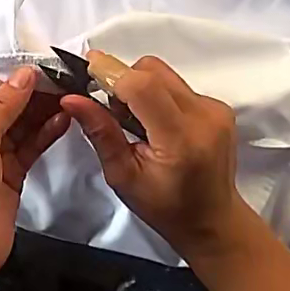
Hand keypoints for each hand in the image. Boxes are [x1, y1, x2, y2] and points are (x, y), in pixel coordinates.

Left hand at [0, 67, 70, 280]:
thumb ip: (2, 107)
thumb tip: (25, 73)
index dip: (19, 80)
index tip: (53, 70)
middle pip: (9, 106)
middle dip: (36, 96)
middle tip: (71, 84)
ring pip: (22, 126)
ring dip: (44, 113)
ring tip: (74, 98)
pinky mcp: (11, 175)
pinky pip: (30, 147)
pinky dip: (46, 134)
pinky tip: (65, 121)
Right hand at [59, 53, 256, 256]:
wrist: (212, 219)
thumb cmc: (165, 206)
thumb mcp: (122, 175)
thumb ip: (100, 132)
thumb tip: (71, 98)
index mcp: (180, 138)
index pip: (142, 86)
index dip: (110, 73)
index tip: (85, 72)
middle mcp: (204, 117)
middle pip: (152, 71)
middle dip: (122, 80)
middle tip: (109, 109)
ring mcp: (215, 109)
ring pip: (163, 73)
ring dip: (138, 86)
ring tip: (132, 118)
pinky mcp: (218, 107)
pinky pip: (176, 83)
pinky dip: (155, 94)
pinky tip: (152, 121)